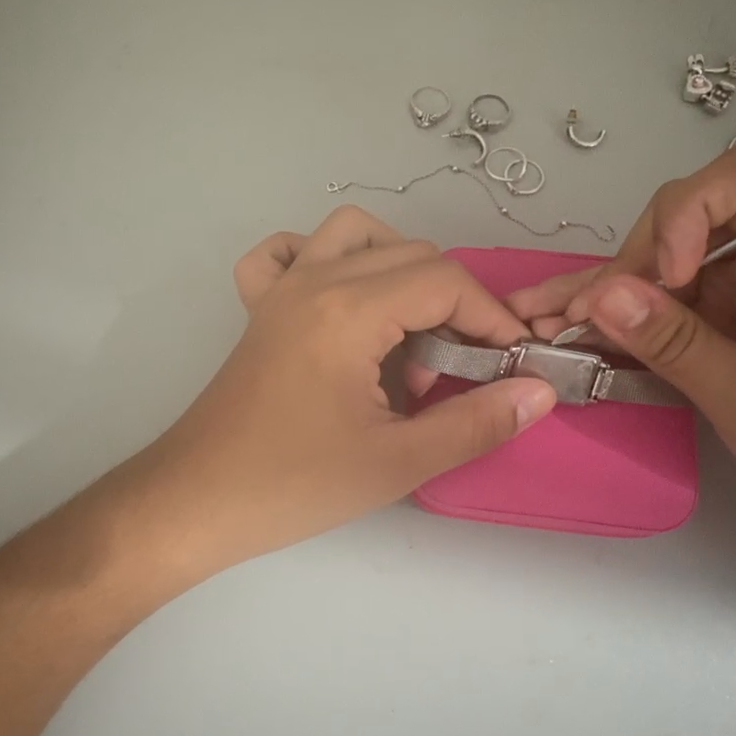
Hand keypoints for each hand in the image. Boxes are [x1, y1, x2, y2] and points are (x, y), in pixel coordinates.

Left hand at [116, 206, 556, 577]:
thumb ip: (477, 422)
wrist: (197, 500)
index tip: (511, 363)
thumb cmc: (295, 485)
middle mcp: (314, 279)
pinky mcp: (258, 307)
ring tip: (407, 328)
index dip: (491, 317)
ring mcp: (280, 288)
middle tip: (455, 371)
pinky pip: (286, 253)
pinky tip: (338, 300)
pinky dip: (319, 259)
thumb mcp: (397, 462)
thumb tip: (539, 391)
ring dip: (396, 265)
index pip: (445, 281)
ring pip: (353, 234)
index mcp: (350, 311)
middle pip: (410, 254)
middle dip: (452, 303)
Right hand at [505, 147, 735, 521]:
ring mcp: (735, 286)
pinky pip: (650, 305)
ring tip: (532, 315)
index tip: (670, 273)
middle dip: (630, 263)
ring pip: (653, 262)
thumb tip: (599, 297)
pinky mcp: (711, 319)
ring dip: (597, 288)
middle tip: (585, 316)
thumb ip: (678, 345)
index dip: (692, 210)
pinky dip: (606, 318)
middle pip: (681, 218)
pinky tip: (554, 327)